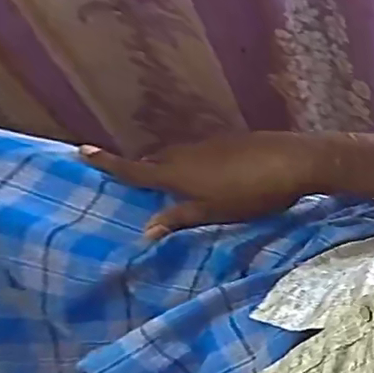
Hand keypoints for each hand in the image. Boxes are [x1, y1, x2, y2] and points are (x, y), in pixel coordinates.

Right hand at [80, 133, 335, 239]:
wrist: (292, 161)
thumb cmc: (253, 192)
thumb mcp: (216, 212)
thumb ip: (181, 218)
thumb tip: (146, 232)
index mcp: (175, 173)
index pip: (132, 169)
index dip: (107, 163)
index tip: (81, 150)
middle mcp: (184, 153)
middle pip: (156, 161)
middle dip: (144, 168)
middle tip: (134, 176)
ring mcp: (208, 144)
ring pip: (180, 155)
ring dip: (173, 165)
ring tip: (174, 179)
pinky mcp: (232, 141)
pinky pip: (204, 152)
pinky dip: (199, 161)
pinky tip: (214, 172)